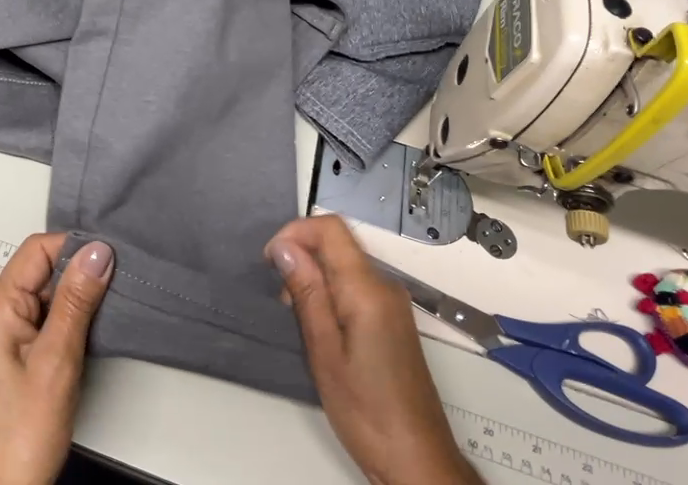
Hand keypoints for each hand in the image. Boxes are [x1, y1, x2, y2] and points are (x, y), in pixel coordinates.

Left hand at [0, 232, 114, 484]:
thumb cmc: (22, 435)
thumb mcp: (58, 360)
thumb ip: (76, 301)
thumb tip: (96, 253)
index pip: (36, 250)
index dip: (74, 248)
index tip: (109, 258)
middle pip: (40, 268)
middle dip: (78, 273)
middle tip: (115, 285)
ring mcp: (2, 331)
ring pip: (45, 291)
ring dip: (75, 297)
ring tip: (105, 311)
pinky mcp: (13, 349)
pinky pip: (43, 315)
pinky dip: (68, 317)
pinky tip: (88, 330)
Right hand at [267, 216, 479, 484]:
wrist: (416, 458)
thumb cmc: (366, 411)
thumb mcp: (324, 351)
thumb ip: (307, 292)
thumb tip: (284, 246)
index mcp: (369, 290)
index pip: (331, 228)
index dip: (295, 232)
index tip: (271, 261)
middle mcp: (386, 286)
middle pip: (338, 244)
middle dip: (302, 257)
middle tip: (283, 298)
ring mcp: (393, 303)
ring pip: (345, 264)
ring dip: (315, 277)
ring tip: (299, 317)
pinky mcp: (393, 319)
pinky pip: (356, 286)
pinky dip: (331, 293)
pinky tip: (320, 328)